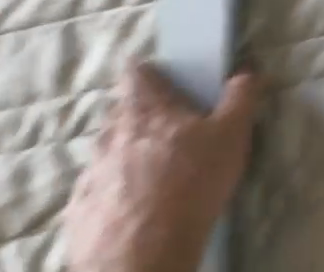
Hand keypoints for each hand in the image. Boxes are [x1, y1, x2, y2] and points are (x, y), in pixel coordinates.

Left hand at [65, 63, 260, 271]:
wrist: (141, 256)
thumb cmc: (191, 183)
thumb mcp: (233, 133)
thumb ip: (241, 96)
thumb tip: (244, 71)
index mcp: (145, 110)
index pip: (135, 73)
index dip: (149, 70)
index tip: (164, 74)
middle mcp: (109, 136)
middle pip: (120, 111)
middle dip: (143, 113)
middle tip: (173, 125)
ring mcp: (88, 175)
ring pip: (108, 150)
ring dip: (128, 151)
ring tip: (158, 169)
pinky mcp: (78, 211)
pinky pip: (98, 187)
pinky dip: (116, 187)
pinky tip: (139, 202)